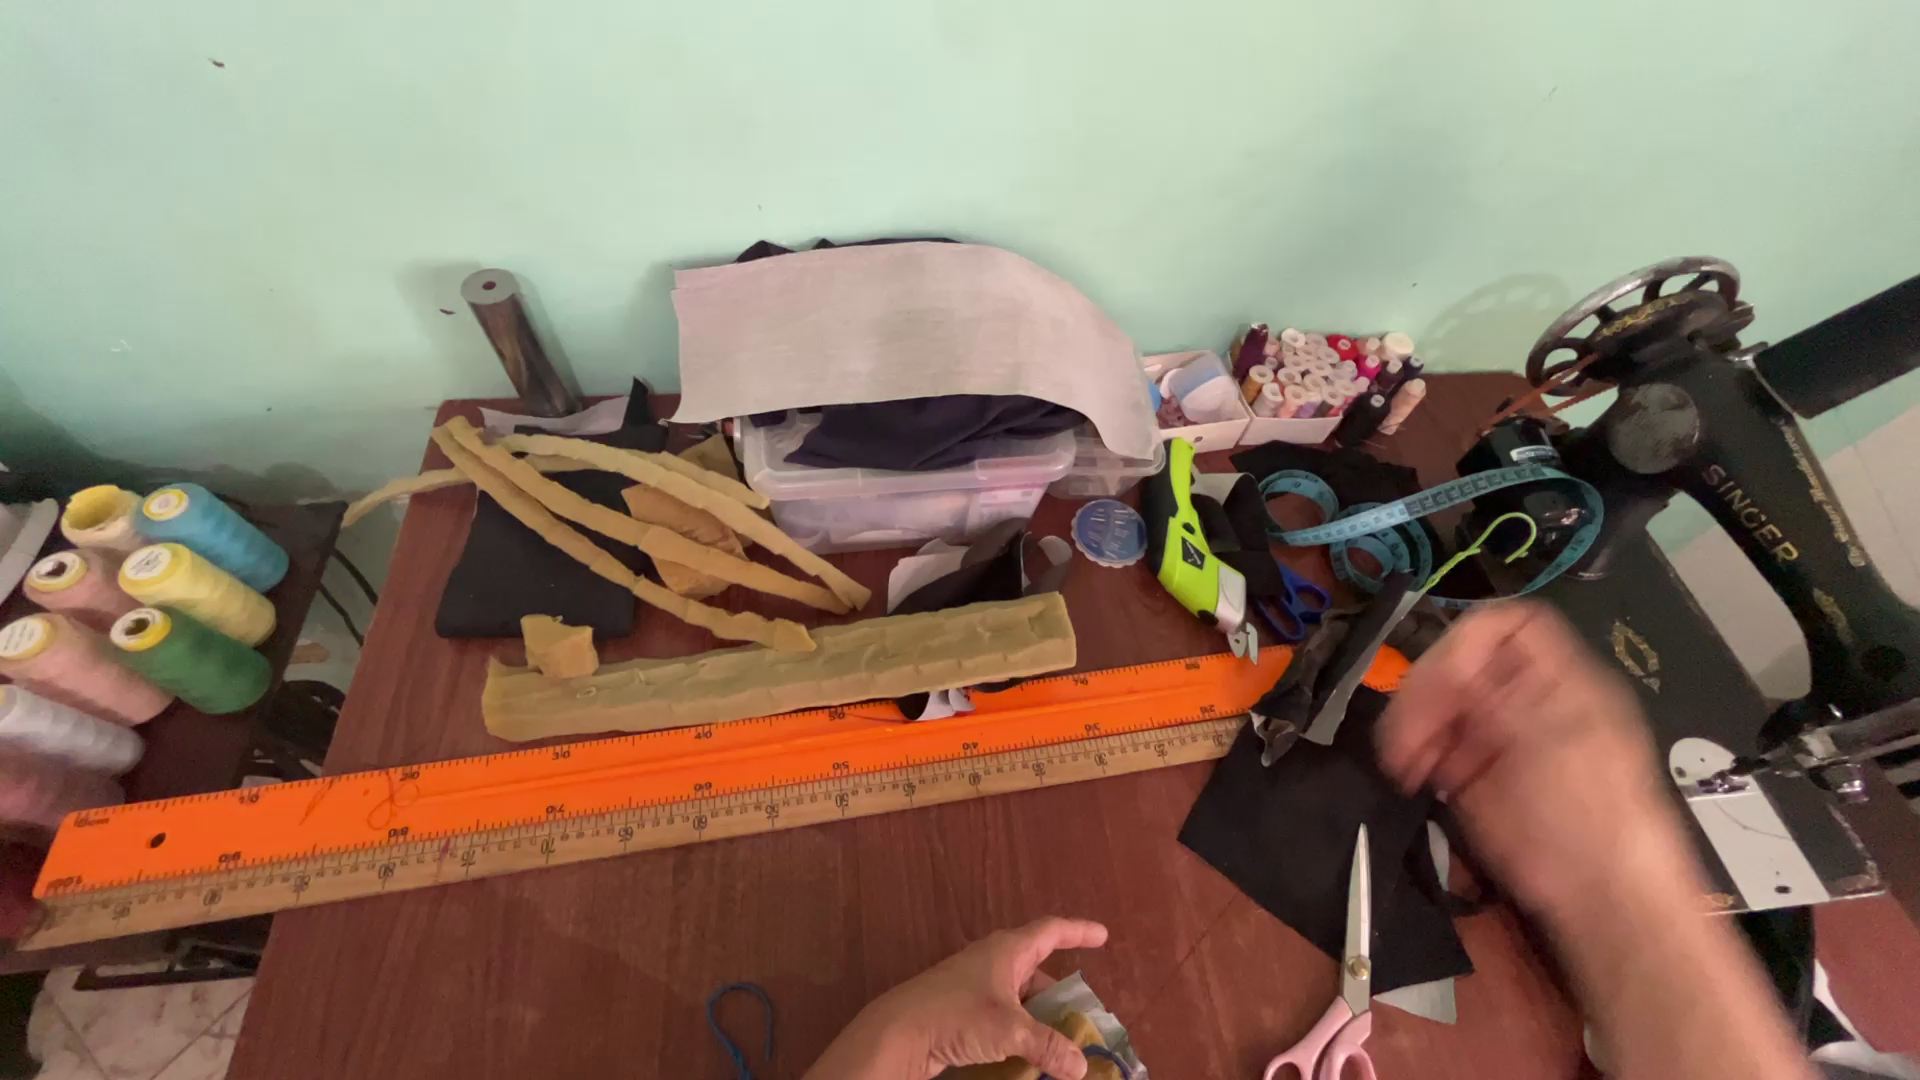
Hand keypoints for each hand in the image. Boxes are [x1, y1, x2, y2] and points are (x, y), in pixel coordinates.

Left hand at [803, 917, 1109, 1079]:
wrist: (901, 1030)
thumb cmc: (957, 1014)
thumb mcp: (1009, 1029)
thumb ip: (1048, 1046)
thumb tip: (1080, 1065)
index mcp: (1008, 949)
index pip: (1051, 931)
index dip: (1079, 932)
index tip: (1103, 935)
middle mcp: (994, 960)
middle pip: (1038, 973)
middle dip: (1061, 997)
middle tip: (1084, 1021)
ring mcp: (977, 984)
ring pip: (1021, 999)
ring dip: (1041, 1021)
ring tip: (1060, 1046)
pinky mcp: (964, 1009)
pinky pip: (1004, 1016)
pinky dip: (1020, 1033)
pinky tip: (1028, 1057)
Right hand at [1374, 601, 1702, 920]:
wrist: (1596, 897)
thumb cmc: (1596, 818)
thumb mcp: (1561, 742)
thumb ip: (1507, 694)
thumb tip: (1456, 662)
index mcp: (1557, 683)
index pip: (1505, 626)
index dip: (1467, 641)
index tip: (1446, 681)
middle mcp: (1518, 697)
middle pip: (1452, 660)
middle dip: (1425, 692)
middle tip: (1413, 730)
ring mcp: (1488, 730)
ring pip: (1426, 696)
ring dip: (1407, 723)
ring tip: (1407, 761)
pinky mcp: (1462, 763)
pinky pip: (1417, 736)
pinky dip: (1404, 750)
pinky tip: (1412, 774)